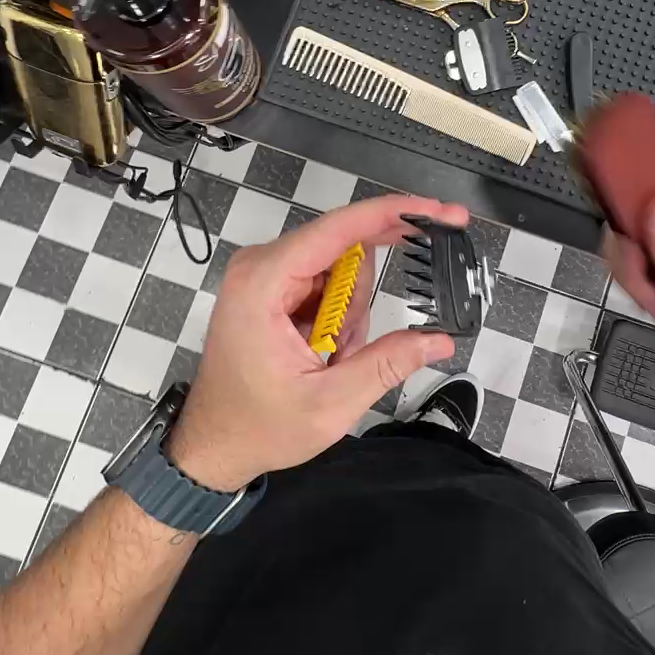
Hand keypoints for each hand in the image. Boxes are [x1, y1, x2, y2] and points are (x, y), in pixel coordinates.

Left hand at [166, 195, 470, 491]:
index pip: (338, 229)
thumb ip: (387, 364)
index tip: (439, 210)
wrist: (214, 444)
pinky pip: (330, 281)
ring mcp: (268, 272)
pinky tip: (326, 352)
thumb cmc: (257, 426)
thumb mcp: (330, 404)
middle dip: (364, 295)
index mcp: (264, 282)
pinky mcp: (276, 285)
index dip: (393, 214)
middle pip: (345, 247)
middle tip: (368, 332)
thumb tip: (439, 340)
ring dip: (352, 312)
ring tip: (331, 360)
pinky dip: (341, 316)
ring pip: (343, 266)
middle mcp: (262, 265)